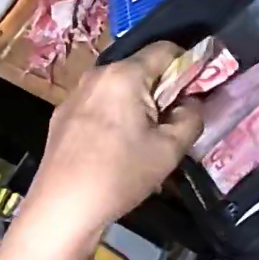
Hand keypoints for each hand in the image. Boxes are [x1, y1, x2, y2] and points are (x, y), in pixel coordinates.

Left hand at [21, 43, 202, 257]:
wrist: (61, 210)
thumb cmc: (120, 175)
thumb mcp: (170, 149)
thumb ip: (191, 118)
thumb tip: (191, 104)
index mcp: (124, 75)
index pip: (166, 49)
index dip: (189, 65)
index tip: (197, 93)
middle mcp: (97, 75)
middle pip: (141, 69)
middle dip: (163, 90)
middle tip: (174, 123)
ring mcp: (75, 95)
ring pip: (120, 88)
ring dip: (139, 105)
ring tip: (145, 141)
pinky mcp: (62, 116)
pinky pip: (100, 105)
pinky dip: (116, 117)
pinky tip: (117, 150)